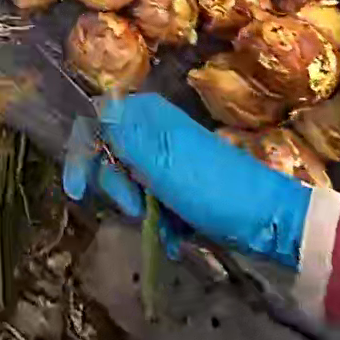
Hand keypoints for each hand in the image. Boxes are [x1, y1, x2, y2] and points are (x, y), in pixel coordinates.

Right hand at [62, 93, 310, 267]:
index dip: (81, 154)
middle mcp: (150, 127)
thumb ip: (119, 136)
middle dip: (116, 186)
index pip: (94, 121)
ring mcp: (162, 155)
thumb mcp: (158, 161)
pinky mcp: (173, 180)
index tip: (77, 190)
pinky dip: (153, 216)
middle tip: (135, 207)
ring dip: (136, 206)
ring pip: (124, 179)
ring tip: (160, 222)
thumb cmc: (208, 185)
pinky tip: (171, 230)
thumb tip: (90, 108)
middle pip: (106, 154)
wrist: (263, 218)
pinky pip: (145, 196)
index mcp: (145, 113)